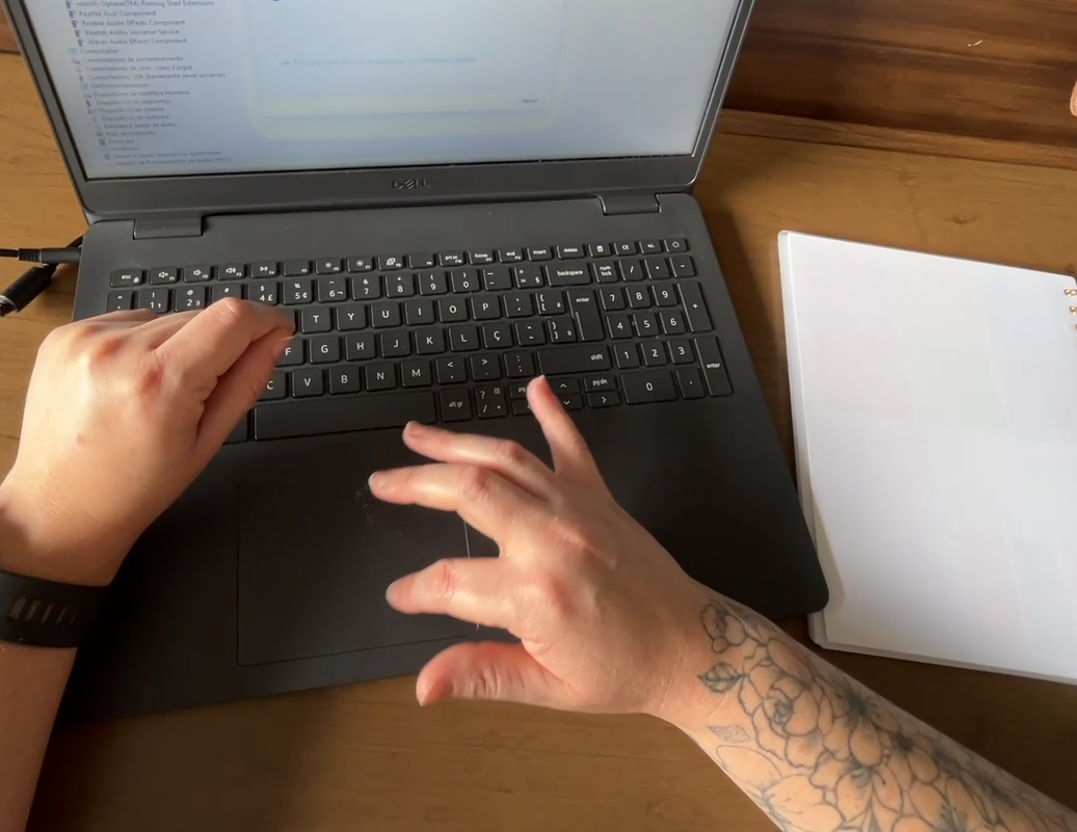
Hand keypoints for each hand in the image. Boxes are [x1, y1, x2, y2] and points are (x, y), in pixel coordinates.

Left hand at [0, 299, 292, 584]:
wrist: (56, 510)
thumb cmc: (133, 487)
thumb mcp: (208, 440)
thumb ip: (248, 380)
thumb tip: (276, 337)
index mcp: (161, 383)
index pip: (232, 318)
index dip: (265, 319)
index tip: (276, 328)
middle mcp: (119, 351)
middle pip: (201, 316)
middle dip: (217, 344)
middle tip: (199, 392)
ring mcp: (86, 340)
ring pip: (166, 317)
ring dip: (176, 344)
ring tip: (155, 392)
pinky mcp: (65, 335)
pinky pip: (130, 321)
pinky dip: (141, 343)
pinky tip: (128, 383)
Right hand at [371, 377, 716, 725]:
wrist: (693, 648)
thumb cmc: (624, 671)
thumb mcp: (548, 689)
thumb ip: (480, 676)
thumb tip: (423, 685)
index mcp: (536, 594)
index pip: (451, 583)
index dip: (416, 590)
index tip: (400, 594)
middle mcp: (552, 538)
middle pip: (469, 491)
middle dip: (416, 483)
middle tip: (383, 482)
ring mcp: (576, 508)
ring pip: (505, 459)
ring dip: (456, 443)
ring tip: (417, 434)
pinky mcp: (598, 495)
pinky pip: (571, 444)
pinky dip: (552, 413)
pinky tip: (537, 388)